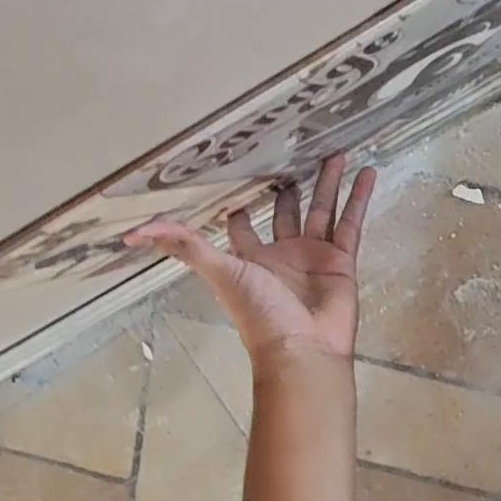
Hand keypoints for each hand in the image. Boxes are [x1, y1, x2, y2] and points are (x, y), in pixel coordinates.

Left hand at [126, 155, 375, 361]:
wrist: (303, 349)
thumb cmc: (260, 314)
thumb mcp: (221, 274)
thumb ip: (187, 246)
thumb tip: (134, 231)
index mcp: (252, 258)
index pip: (244, 226)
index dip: (240, 205)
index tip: (240, 176)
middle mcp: (284, 254)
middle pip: (288, 212)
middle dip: (289, 186)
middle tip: (292, 155)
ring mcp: (316, 256)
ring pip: (323, 211)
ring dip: (329, 183)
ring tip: (335, 151)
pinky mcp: (343, 261)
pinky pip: (352, 224)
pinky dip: (359, 199)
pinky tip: (366, 173)